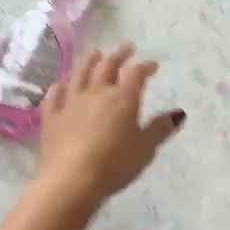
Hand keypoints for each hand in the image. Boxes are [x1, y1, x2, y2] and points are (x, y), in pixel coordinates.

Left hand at [36, 43, 183, 206]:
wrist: (71, 180)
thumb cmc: (114, 165)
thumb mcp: (145, 149)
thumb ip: (160, 129)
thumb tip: (178, 113)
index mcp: (122, 98)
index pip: (136, 73)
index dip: (145, 66)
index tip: (153, 65)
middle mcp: (97, 93)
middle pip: (107, 66)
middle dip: (119, 55)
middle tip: (126, 48)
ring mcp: (71, 103)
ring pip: (80, 74)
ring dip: (89, 62)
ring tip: (95, 54)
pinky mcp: (52, 117)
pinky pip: (54, 96)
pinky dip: (59, 88)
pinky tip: (60, 85)